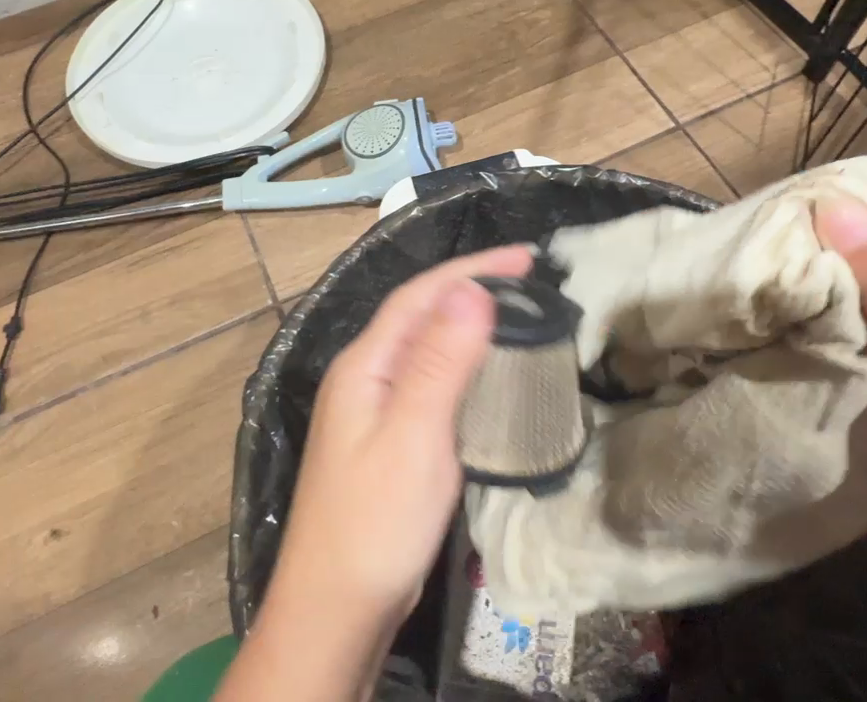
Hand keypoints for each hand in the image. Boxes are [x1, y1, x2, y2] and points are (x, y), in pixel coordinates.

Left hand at [218, 244, 532, 701]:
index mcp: (364, 365)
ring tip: (517, 315)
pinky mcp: (386, 441)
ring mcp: (372, 411)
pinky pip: (428, 383)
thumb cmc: (375, 522)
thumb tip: (471, 288)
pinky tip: (484, 375)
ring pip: (424, 348)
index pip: (420, 296)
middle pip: (420, 315)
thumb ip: (441, 362)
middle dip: (472, 287)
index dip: (472, 268)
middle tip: (531, 281)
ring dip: (467, 323)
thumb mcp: (414, 436)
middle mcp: (364, 378)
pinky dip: (461, 365)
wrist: (335, 608)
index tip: (527, 257)